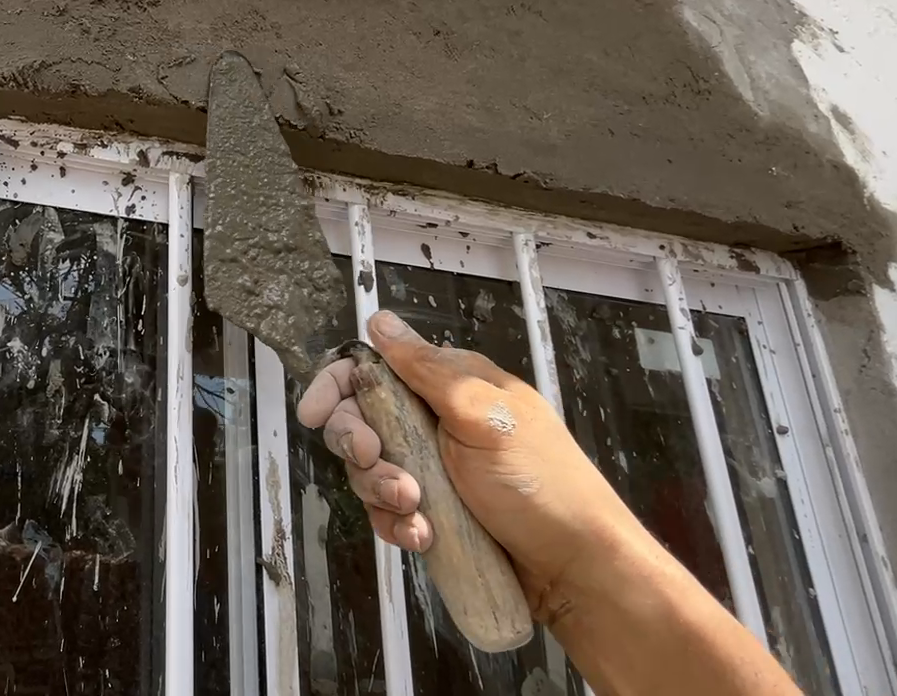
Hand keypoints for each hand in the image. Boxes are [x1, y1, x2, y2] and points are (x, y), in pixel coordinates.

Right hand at [296, 310, 640, 616]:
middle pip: (358, 419)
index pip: (371, 369)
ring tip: (416, 508)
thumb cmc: (542, 486)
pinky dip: (396, 523)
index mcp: (446, 386)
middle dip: (358, 444)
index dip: (335, 387)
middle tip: (373, 458)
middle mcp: (431, 421)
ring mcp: (430, 468)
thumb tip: (378, 320)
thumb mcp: (483, 416)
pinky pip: (386, 510)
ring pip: (367, 468)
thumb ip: (426, 367)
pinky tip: (422, 536)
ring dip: (380, 489)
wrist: (582, 576)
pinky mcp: (430, 510)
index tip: (314, 414)